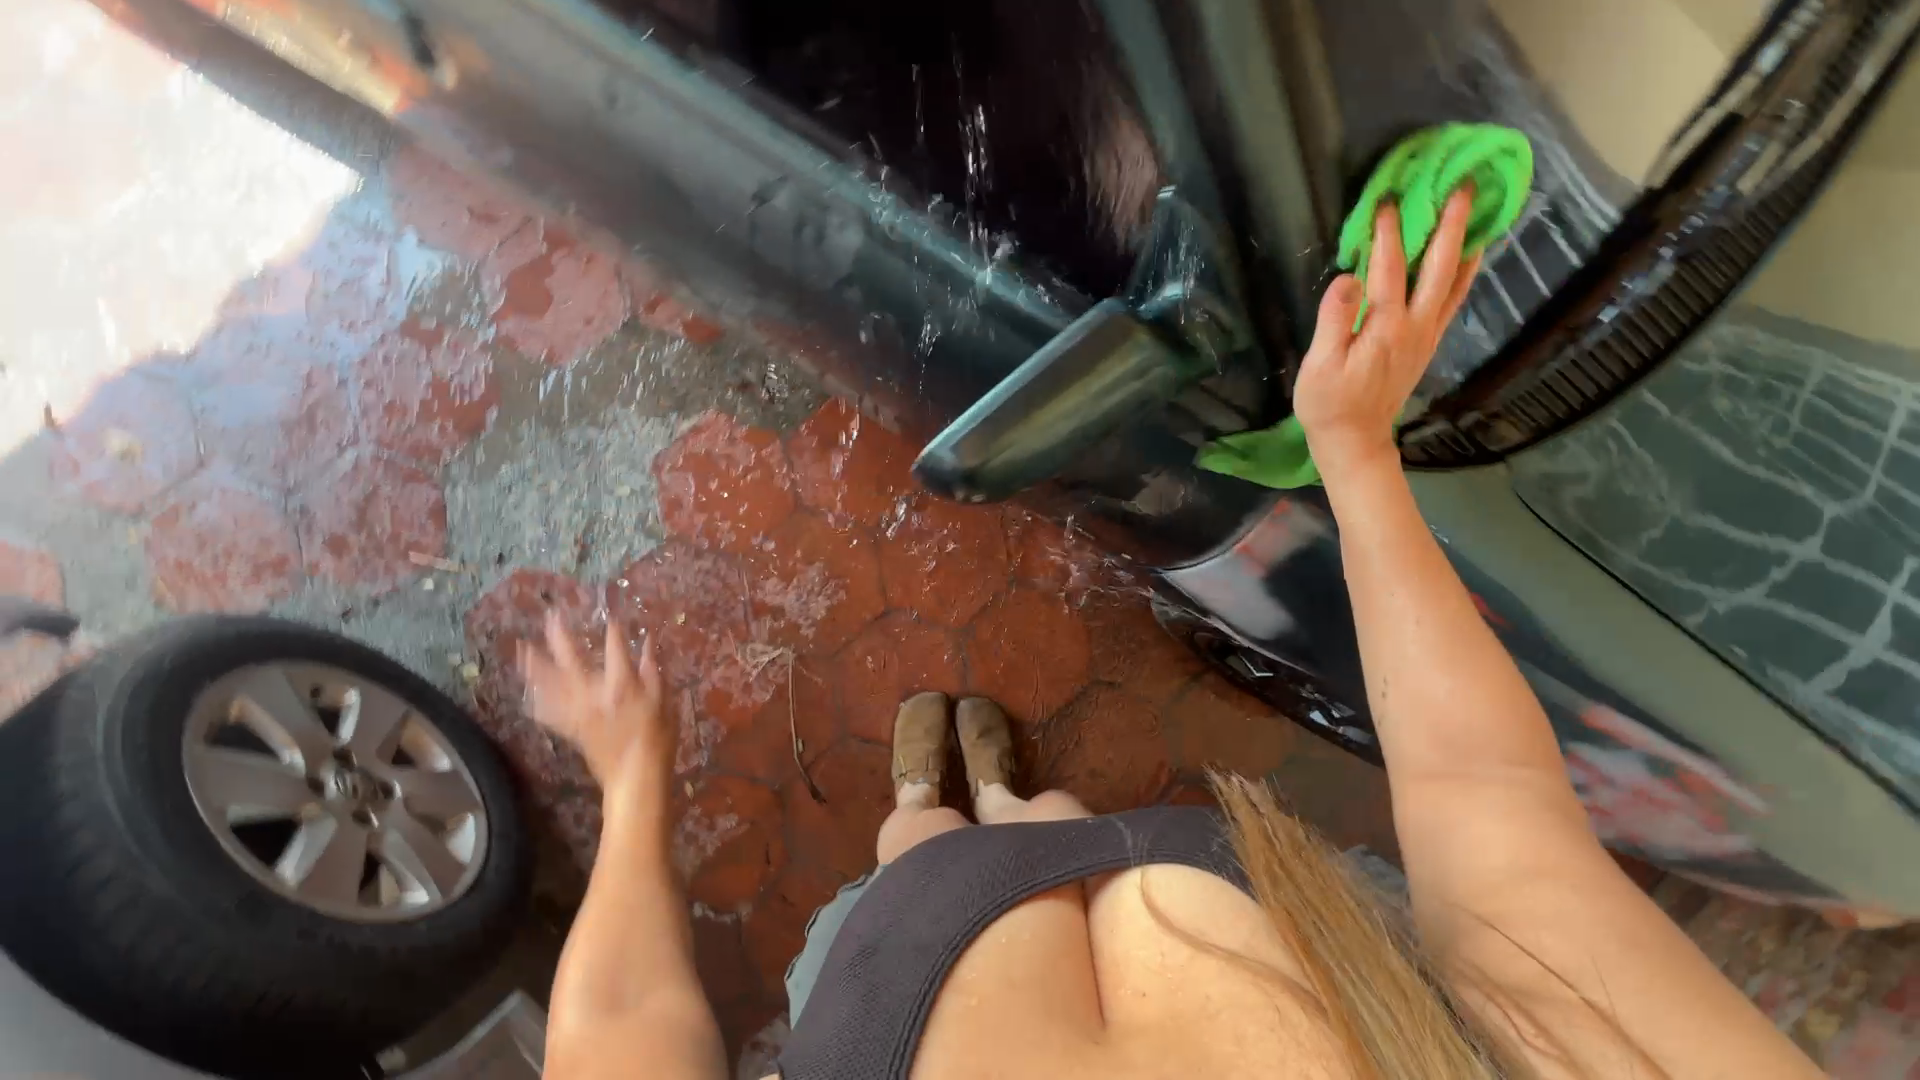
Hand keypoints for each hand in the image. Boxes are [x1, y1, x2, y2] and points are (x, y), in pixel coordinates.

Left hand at [518, 613, 667, 791]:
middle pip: (572, 660)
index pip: (615, 649)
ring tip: (523, 649)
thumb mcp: (664, 701)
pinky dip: (538, 701)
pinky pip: (548, 713)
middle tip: (551, 618)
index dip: (613, 631)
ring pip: (551, 684)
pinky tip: (528, 692)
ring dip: (536, 666)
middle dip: (560, 638)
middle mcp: (593, 694)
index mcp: (622, 685)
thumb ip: (653, 671)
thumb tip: (647, 643)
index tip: (611, 616)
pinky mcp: (570, 728)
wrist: (635, 777)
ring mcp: (578, 712)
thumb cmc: (657, 738)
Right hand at [1293, 188, 1481, 478]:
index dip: (1388, 234)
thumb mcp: (1318, 365)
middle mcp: (1414, 327)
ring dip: (1467, 245)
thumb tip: (1348, 277)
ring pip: (1455, 283)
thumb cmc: (1328, 405)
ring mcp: (1425, 336)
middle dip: (1450, 227)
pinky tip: (1469, 259)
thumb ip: (1333, 319)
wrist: (1354, 442)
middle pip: (1439, 268)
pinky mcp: (1426, 346)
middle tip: (1462, 187)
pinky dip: (1465, 275)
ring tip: (1479, 213)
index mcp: (1384, 328)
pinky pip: (1452, 301)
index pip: (1388, 270)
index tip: (1388, 200)